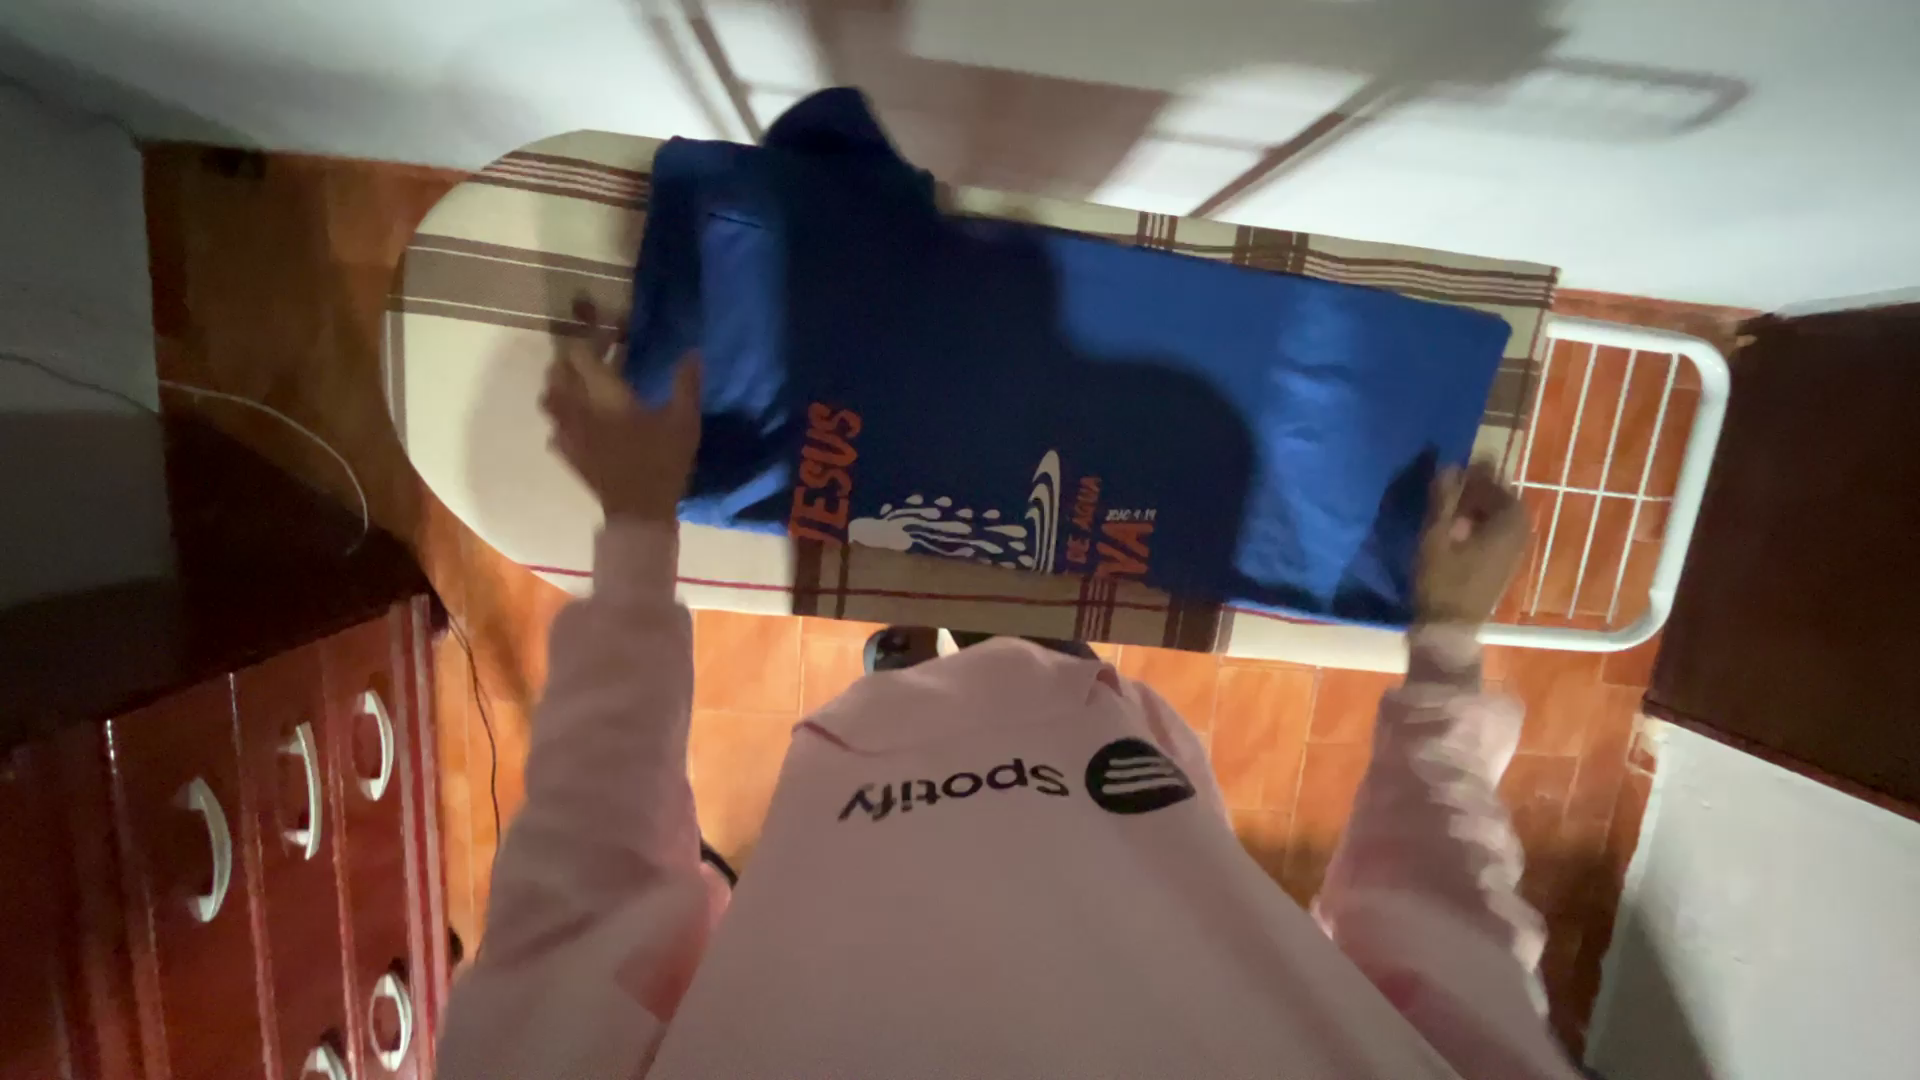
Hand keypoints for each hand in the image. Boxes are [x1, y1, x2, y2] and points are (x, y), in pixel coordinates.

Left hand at [541, 298, 701, 523]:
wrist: (639, 511)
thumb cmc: (663, 462)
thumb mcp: (684, 421)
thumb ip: (686, 384)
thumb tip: (693, 352)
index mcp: (604, 394)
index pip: (582, 352)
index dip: (593, 334)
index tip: (612, 327)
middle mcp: (577, 407)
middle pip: (560, 369)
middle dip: (577, 355)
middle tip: (601, 352)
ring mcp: (567, 431)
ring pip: (551, 395)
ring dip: (564, 382)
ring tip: (584, 382)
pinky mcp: (567, 452)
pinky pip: (556, 425)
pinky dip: (565, 414)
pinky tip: (580, 420)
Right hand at [1413, 460, 1528, 627]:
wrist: (1450, 627)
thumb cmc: (1441, 580)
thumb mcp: (1434, 537)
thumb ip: (1443, 501)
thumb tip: (1449, 465)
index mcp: (1506, 526)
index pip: (1501, 490)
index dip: (1484, 475)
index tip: (1465, 464)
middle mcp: (1518, 537)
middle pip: (1508, 504)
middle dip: (1486, 490)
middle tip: (1461, 483)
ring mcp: (1513, 555)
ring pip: (1505, 521)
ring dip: (1485, 508)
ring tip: (1460, 505)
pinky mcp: (1503, 567)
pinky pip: (1501, 535)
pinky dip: (1486, 525)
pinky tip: (1463, 530)